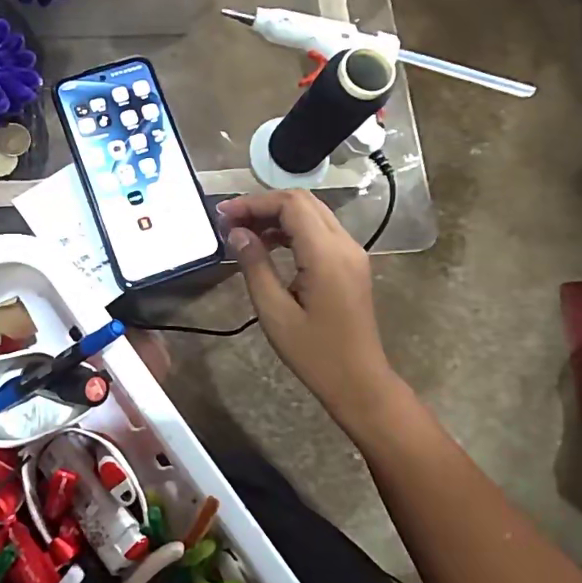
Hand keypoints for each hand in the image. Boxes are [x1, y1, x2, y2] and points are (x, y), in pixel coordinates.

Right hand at [219, 190, 396, 414]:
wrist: (359, 381)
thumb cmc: (314, 353)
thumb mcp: (274, 312)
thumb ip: (255, 266)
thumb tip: (237, 233)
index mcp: (326, 254)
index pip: (290, 205)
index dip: (253, 203)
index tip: (222, 213)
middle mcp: (345, 244)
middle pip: (303, 202)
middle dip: (264, 205)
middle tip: (229, 221)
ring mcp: (352, 253)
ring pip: (313, 214)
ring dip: (277, 216)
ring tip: (243, 233)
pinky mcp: (351, 264)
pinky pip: (321, 232)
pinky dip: (293, 230)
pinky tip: (269, 246)